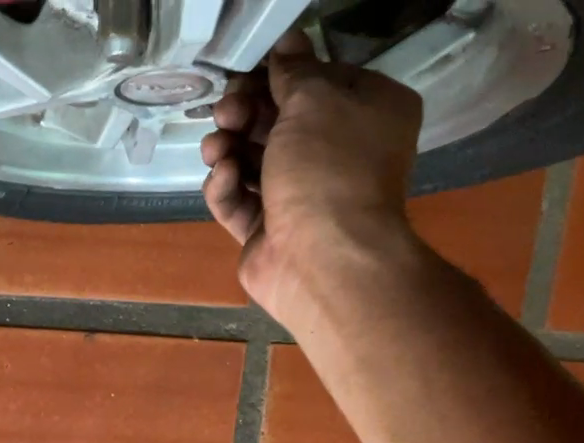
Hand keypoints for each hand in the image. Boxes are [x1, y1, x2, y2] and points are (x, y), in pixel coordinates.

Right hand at [201, 30, 424, 302]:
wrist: (322, 259)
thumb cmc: (327, 168)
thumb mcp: (314, 100)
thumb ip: (294, 71)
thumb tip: (287, 42)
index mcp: (368, 113)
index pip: (319, 81)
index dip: (278, 75)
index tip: (245, 72)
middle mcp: (338, 153)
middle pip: (279, 122)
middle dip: (245, 114)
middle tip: (224, 111)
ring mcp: (301, 196)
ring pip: (254, 162)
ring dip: (229, 149)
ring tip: (215, 148)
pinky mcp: (268, 231)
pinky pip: (241, 201)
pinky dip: (227, 187)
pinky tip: (222, 178)